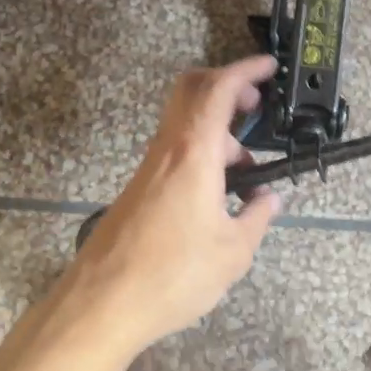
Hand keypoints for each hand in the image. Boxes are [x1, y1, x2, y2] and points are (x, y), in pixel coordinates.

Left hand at [63, 55, 283, 350]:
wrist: (100, 304)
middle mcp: (169, 147)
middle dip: (227, 85)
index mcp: (195, 152)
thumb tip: (271, 200)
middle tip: (255, 105)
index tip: (268, 66)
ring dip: (217, 127)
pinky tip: (218, 192)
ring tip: (245, 168)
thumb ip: (257, 218)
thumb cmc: (171, 274)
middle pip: (192, 88)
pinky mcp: (140, 187)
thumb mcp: (232, 253)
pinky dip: (202, 150)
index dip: (245, 69)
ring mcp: (150, 166)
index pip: (219, 88)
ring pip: (184, 120)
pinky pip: (176, 148)